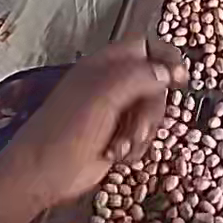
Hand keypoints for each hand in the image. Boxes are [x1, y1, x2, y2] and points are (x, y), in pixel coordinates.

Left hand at [0, 39, 186, 222]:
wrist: (43, 175)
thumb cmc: (66, 130)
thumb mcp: (103, 96)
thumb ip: (139, 76)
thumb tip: (169, 72)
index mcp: (107, 64)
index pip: (147, 47)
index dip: (166, 58)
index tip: (179, 79)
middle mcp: (114, 83)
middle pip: (157, 84)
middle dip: (151, 110)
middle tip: (137, 128)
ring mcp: (117, 110)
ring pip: (154, 112)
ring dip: (142, 133)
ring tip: (121, 147)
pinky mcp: (120, 136)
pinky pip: (146, 136)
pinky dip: (137, 147)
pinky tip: (117, 155)